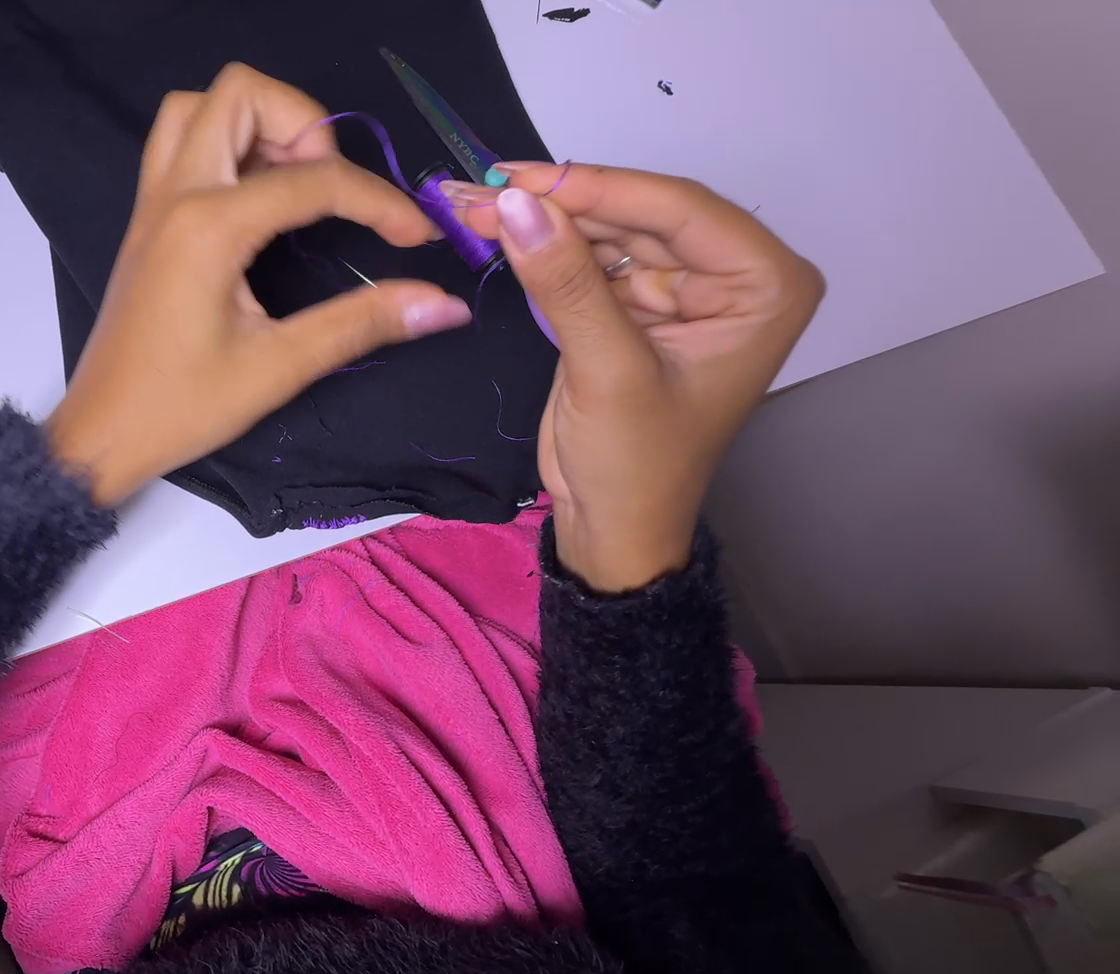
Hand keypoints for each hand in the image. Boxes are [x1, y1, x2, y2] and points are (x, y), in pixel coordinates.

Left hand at [44, 64, 474, 504]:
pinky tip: (254, 207)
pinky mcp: (145, 227)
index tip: (415, 239)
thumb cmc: (180, 408)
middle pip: (240, 94)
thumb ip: (360, 324)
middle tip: (331, 190)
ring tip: (293, 187)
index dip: (378, 201)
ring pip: (198, 110)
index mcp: (208, 227)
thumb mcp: (276, 368)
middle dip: (304, 124)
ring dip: (254, 127)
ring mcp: (151, 208)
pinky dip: (223, 151)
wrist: (101, 434)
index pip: (313, 179)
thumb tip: (444, 303)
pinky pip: (178, 149)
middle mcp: (174, 197)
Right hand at [446, 165, 824, 591]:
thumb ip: (565, 284)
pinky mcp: (626, 314)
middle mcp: (727, 278)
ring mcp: (674, 294)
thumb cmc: (635, 464)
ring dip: (543, 225)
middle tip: (486, 189)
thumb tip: (516, 207)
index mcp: (762, 286)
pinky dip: (542, 255)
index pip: (679, 212)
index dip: (599, 190)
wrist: (610, 526)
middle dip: (561, 205)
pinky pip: (585, 269)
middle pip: (638, 217)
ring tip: (478, 207)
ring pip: (606, 237)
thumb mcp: (605, 371)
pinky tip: (501, 235)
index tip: (522, 179)